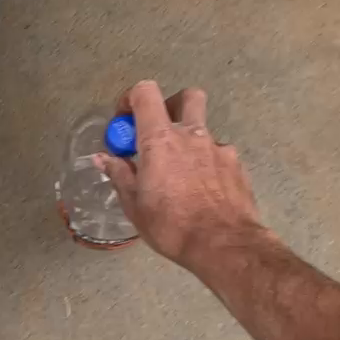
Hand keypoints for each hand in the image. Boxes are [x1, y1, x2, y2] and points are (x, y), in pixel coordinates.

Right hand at [98, 81, 275, 272]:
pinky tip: (202, 190)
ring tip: (180, 173)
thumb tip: (103, 158)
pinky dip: (206, 164)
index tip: (125, 122)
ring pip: (203, 131)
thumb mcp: (134, 205)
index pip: (146, 93)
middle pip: (187, 97)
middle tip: (159, 132)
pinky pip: (218, 155)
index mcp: (160, 140)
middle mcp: (192, 135)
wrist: (223, 245)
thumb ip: (119, 174)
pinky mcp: (237, 165)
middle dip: (171, 105)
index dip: (131, 99)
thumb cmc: (171, 226)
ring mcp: (218, 148)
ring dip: (189, 142)